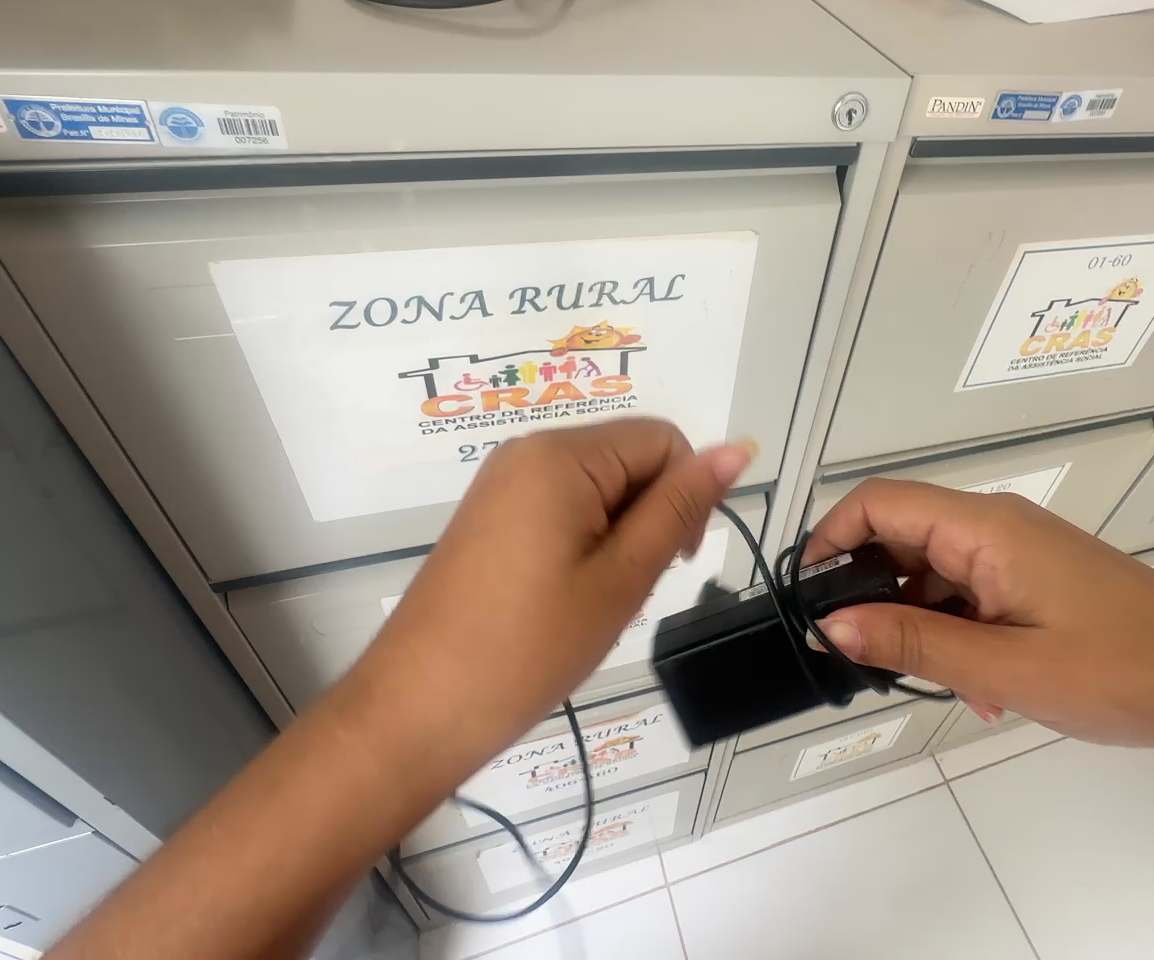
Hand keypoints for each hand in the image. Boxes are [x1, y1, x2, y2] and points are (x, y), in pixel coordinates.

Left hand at [349, 419, 751, 764]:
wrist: (416, 711)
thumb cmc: (529, 646)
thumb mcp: (622, 575)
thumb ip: (681, 506)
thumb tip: (737, 448)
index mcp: (561, 455)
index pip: (663, 441)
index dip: (687, 495)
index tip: (675, 561)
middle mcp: (528, 451)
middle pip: (629, 458)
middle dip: (652, 515)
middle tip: (632, 587)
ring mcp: (503, 482)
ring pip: (601, 486)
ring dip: (621, 533)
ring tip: (598, 597)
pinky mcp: (491, 513)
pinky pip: (564, 505)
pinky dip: (587, 540)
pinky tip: (570, 593)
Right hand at [804, 479, 1153, 763]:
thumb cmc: (1118, 672)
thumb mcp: (1003, 668)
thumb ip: (911, 643)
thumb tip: (831, 626)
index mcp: (984, 527)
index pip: (879, 503)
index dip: (831, 538)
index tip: (809, 595)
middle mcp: (996, 524)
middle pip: (903, 536)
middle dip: (877, 594)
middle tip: (868, 657)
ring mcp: (1019, 549)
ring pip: (936, 569)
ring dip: (922, 622)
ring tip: (944, 687)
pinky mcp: (1037, 574)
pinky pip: (972, 589)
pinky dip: (959, 630)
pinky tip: (981, 687)